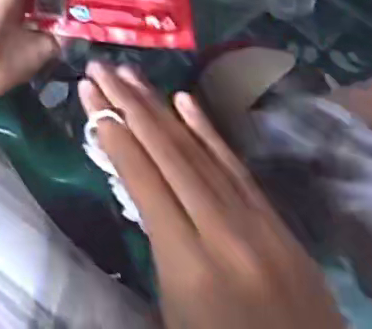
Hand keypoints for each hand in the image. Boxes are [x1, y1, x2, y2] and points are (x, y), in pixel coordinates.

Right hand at [81, 62, 341, 328]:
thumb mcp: (169, 308)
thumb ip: (151, 239)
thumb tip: (128, 176)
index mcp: (188, 260)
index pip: (140, 175)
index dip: (111, 129)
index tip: (86, 91)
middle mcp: (223, 233)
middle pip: (167, 153)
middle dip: (127, 104)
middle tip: (99, 66)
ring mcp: (260, 228)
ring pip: (199, 152)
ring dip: (159, 107)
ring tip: (129, 73)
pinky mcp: (285, 230)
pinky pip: (238, 170)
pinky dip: (208, 132)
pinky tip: (185, 101)